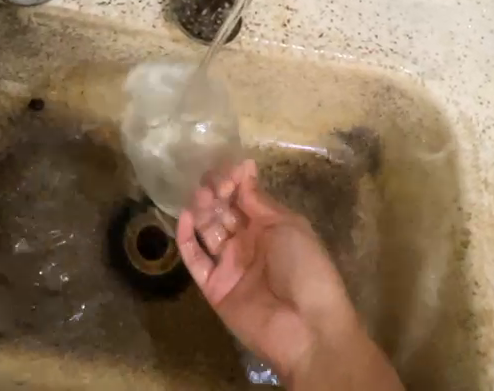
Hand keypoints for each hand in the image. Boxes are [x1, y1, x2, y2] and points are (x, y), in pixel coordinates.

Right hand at [177, 161, 402, 390]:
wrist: (307, 327)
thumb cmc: (305, 268)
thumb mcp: (288, 225)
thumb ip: (259, 200)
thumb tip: (243, 167)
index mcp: (267, 226)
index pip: (242, 196)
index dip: (233, 180)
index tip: (229, 170)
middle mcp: (246, 242)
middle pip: (222, 211)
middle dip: (215, 192)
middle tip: (213, 185)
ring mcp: (228, 265)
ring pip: (206, 230)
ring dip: (202, 209)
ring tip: (202, 197)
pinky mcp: (213, 287)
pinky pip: (195, 259)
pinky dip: (186, 238)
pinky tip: (186, 217)